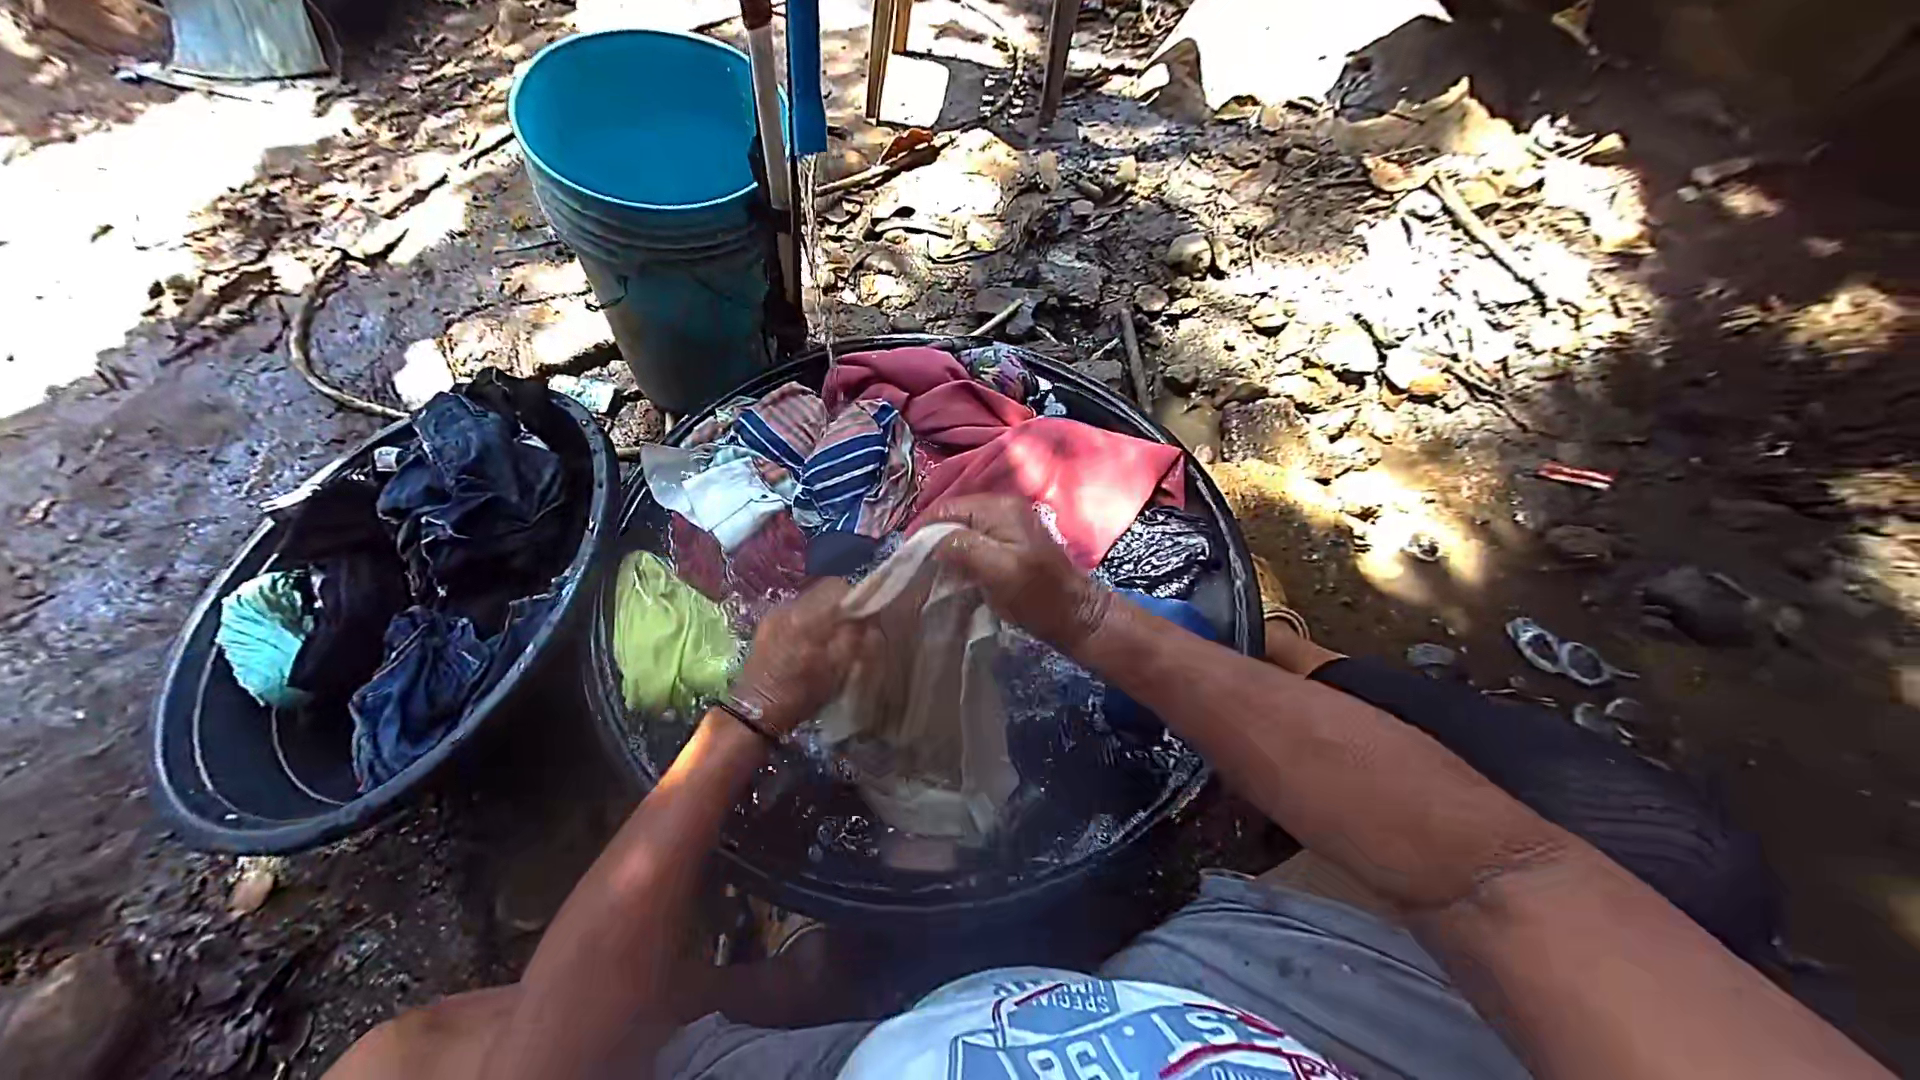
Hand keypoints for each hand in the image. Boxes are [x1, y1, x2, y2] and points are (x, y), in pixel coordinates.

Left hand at [732, 579, 869, 733]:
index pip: (838, 587)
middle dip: (842, 603)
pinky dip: (811, 617)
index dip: (857, 597)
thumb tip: (869, 615)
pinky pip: (798, 609)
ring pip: (812, 598)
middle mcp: (788, 608)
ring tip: (832, 632)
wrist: (755, 711)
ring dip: (827, 610)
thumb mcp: (836, 671)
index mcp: (807, 619)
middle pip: (824, 589)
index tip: (865, 614)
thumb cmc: (800, 696)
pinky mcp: (768, 621)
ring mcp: (775, 613)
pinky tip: (811, 638)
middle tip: (852, 624)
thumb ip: (854, 637)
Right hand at [922, 495, 1113, 652]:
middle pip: (953, 514)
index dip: (922, 528)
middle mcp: (1003, 506)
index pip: (947, 508)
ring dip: (944, 544)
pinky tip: (952, 569)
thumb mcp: (999, 571)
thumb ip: (964, 548)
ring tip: (928, 568)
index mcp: (999, 508)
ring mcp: (1008, 522)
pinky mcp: (1010, 540)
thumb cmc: (1037, 596)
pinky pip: (975, 537)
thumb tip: (933, 539)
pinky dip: (960, 550)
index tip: (905, 555)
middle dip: (931, 536)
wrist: (1075, 615)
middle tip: (914, 563)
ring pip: (962, 526)